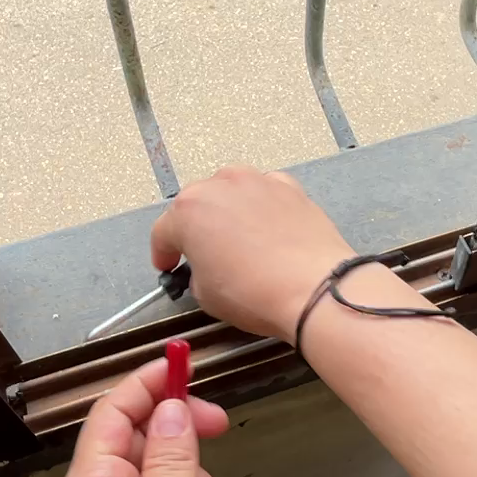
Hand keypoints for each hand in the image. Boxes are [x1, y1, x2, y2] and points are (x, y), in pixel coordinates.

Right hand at [150, 166, 355, 340]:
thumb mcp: (206, 295)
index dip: (163, 252)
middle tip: (204, 256)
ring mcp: (257, 182)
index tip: (168, 264)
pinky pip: (265, 194)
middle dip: (197, 228)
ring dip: (230, 213)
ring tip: (240, 243)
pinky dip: (262, 208)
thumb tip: (206, 270)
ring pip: (232, 193)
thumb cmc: (257, 291)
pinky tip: (268, 232)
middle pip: (198, 204)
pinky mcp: (289, 187)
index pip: (164, 231)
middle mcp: (221, 185)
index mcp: (189, 210)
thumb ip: (195, 272)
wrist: (313, 288)